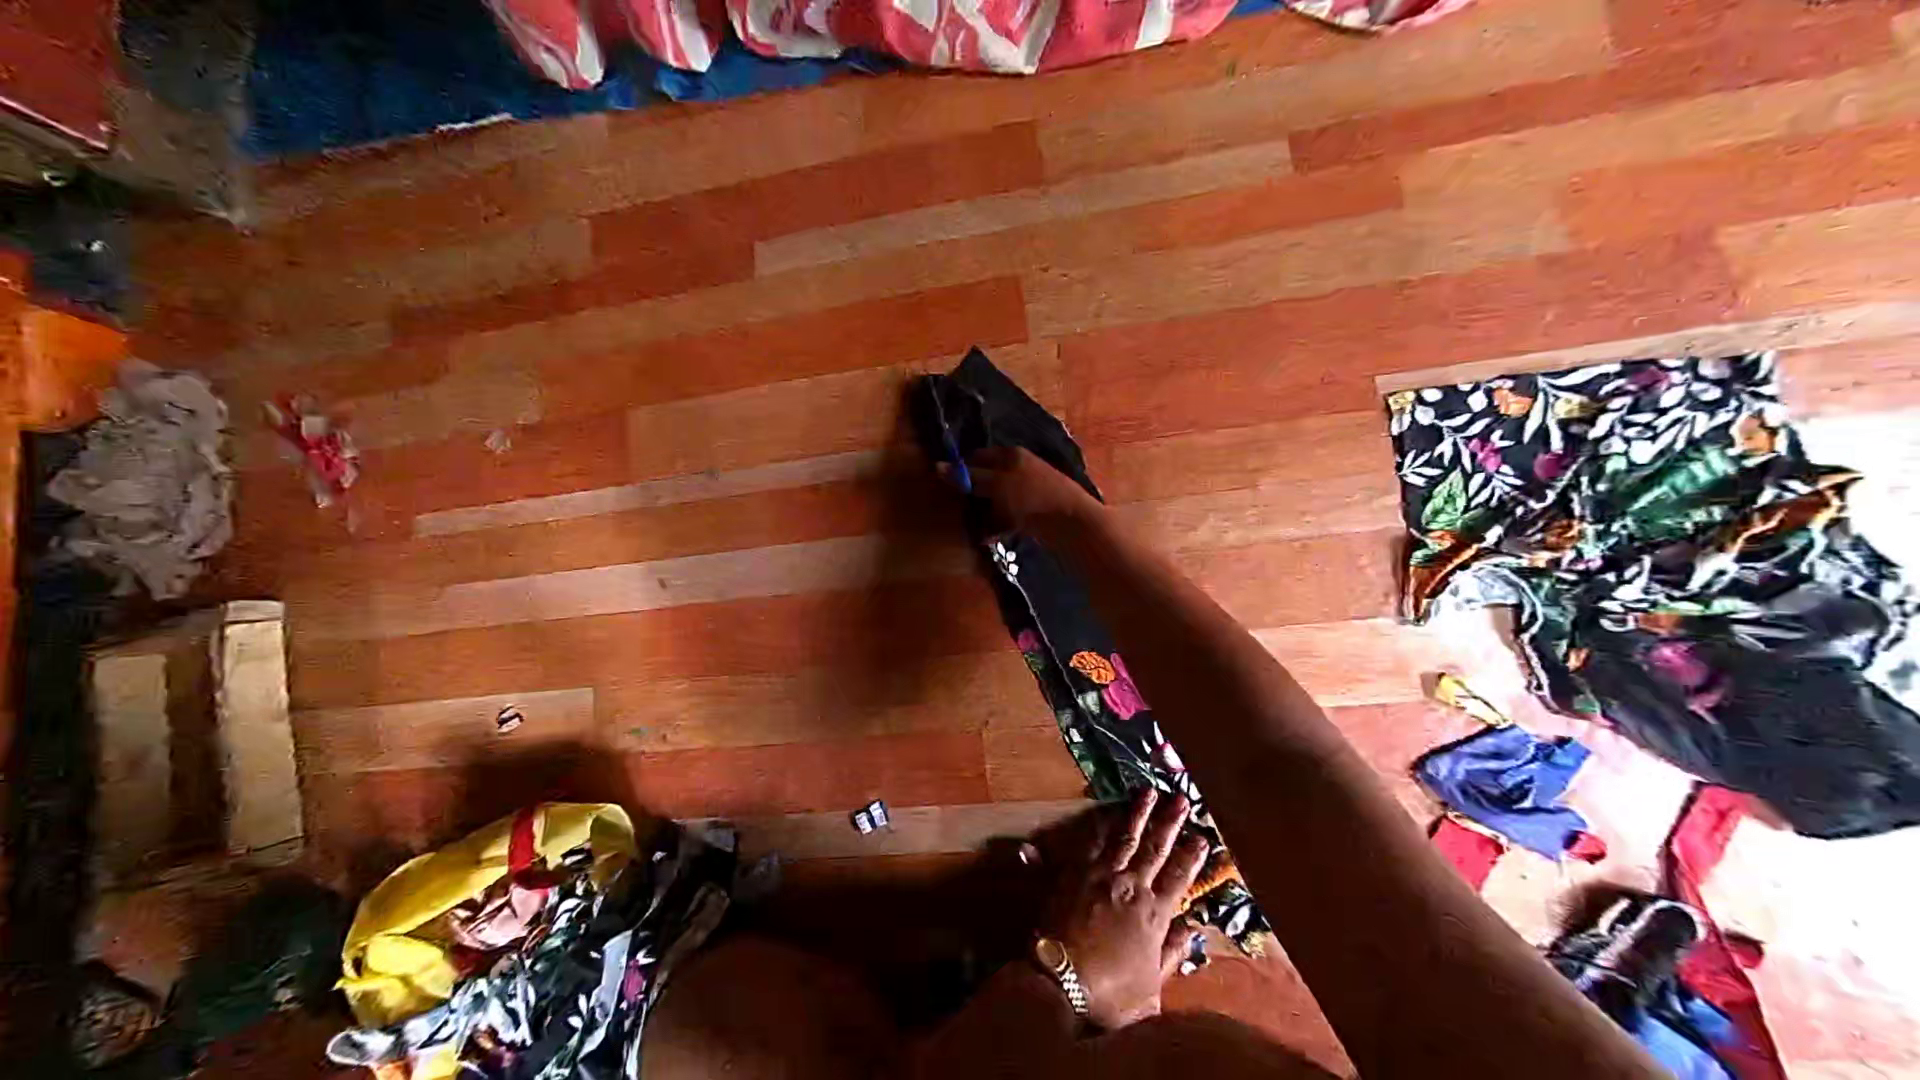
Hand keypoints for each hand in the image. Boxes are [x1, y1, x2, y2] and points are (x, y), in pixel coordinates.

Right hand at [947, 446, 1106, 542]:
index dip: (962, 469)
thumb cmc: (1032, 497)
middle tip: (958, 509)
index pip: (979, 456)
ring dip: (986, 512)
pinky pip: (1011, 515)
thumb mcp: (997, 485)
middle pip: (989, 478)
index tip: (948, 486)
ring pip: (999, 499)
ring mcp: (1031, 489)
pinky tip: (991, 537)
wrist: (1073, 523)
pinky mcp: (1037, 510)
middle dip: (974, 494)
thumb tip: (938, 466)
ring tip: (973, 527)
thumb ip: (970, 478)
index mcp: (1011, 455)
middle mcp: (1021, 468)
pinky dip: (1000, 524)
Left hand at [1045, 788, 1209, 1030]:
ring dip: (1136, 813)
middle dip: (1169, 822)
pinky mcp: (1072, 872)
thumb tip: (1190, 930)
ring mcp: (1100, 875)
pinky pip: (1087, 842)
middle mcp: (1130, 886)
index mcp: (1153, 914)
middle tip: (1180, 797)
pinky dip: (1095, 826)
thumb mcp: (1151, 987)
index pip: (1179, 877)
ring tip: (1146, 792)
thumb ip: (1170, 955)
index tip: (1202, 836)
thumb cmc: (1108, 993)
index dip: (1191, 856)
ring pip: (1123, 837)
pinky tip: (1100, 811)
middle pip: (1154, 848)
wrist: (1060, 980)